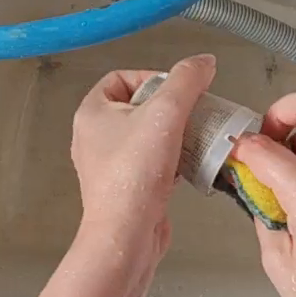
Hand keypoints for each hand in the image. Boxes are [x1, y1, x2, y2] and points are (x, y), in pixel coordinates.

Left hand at [70, 54, 215, 248]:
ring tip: (197, 139)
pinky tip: (190, 165)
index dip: (153, 78)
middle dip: (170, 109)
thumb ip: (187, 81)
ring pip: (147, 136)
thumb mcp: (166, 113)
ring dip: (174, 135)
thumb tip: (204, 61)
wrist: (127, 234)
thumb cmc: (136, 173)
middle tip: (194, 114)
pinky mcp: (125, 187)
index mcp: (92, 112)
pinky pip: (150, 162)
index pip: (122, 77)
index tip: (179, 91)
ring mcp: (108, 164)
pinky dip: (172, 160)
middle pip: (138, 106)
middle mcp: (94, 136)